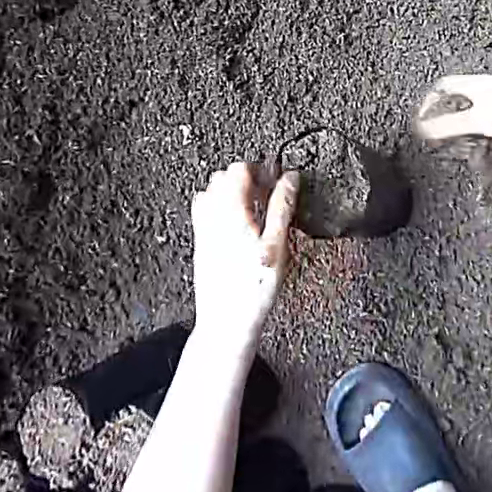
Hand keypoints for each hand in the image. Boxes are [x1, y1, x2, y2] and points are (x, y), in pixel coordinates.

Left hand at [191, 162, 297, 340]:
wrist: (226, 322)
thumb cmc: (252, 288)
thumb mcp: (278, 243)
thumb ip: (282, 206)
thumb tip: (290, 178)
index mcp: (230, 211)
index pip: (239, 169)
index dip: (261, 170)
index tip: (277, 183)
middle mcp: (211, 216)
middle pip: (223, 177)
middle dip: (247, 179)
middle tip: (269, 196)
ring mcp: (202, 229)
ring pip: (212, 192)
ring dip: (233, 192)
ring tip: (255, 210)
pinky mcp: (201, 243)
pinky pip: (205, 211)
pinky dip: (222, 208)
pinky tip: (240, 226)